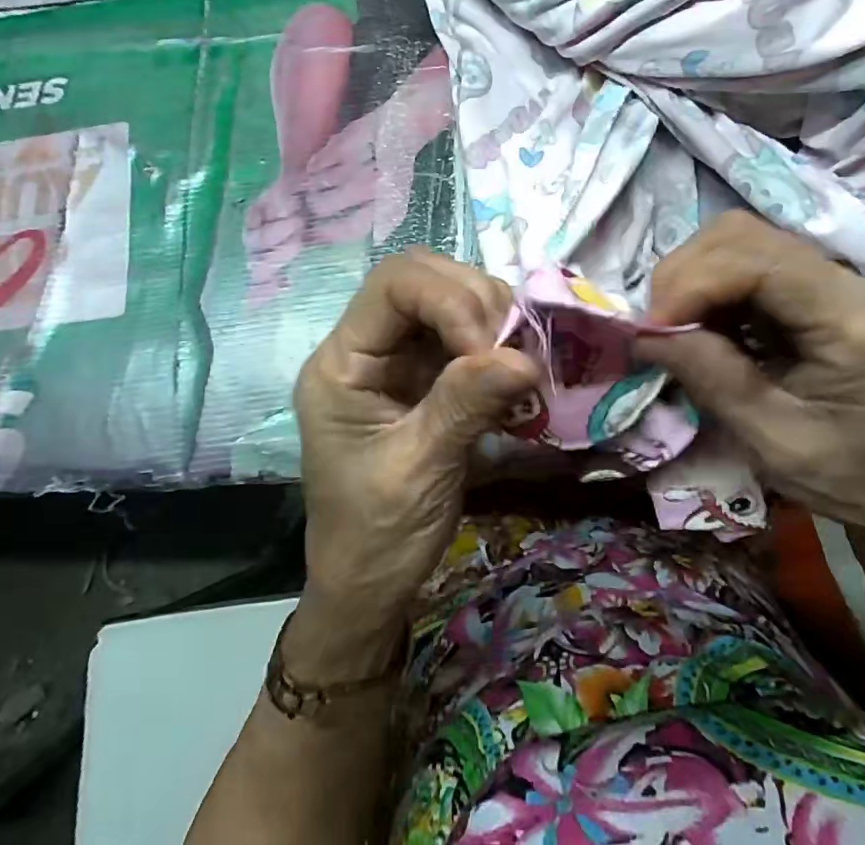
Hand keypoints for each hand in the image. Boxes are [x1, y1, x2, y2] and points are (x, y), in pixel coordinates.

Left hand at [292, 251, 537, 660]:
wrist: (368, 584)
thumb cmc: (376, 534)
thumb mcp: (419, 470)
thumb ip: (463, 406)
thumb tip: (523, 356)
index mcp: (341, 364)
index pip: (393, 285)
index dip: (449, 301)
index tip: (489, 351)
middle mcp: (366, 349)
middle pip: (423, 281)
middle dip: (476, 303)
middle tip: (515, 351)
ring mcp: (397, 362)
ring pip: (449, 303)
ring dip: (494, 322)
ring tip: (521, 366)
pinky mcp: (425, 380)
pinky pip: (465, 340)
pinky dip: (498, 348)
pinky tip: (518, 378)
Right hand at [635, 211, 864, 533]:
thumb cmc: (841, 474)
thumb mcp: (770, 439)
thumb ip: (711, 377)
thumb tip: (643, 333)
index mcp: (856, 328)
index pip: (765, 264)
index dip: (695, 282)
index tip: (653, 327)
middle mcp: (852, 287)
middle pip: (747, 236)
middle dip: (685, 274)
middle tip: (657, 327)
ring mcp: (833, 281)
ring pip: (740, 239)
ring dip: (691, 276)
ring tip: (675, 326)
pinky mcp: (812, 287)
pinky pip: (744, 260)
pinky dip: (705, 285)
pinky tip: (699, 323)